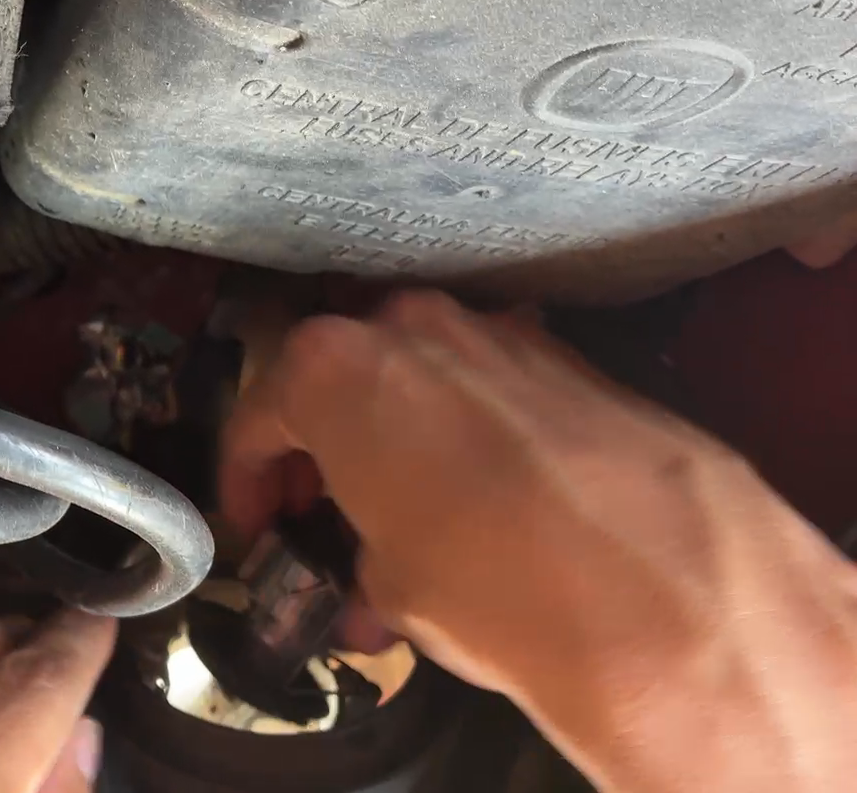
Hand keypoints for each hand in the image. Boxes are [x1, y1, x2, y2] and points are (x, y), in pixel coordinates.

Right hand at [221, 290, 856, 792]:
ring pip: (405, 375)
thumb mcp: (384, 583)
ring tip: (399, 505)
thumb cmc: (493, 586)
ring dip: (384, 433)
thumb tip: (361, 584)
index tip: (252, 522)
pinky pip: (480, 384)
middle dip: (312, 449)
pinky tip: (479, 491)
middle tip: (314, 511)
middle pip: (328, 382)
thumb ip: (353, 555)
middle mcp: (400, 324)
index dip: (243, 480)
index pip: (254, 418)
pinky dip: (457, 428)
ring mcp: (490, 331)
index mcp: (328, 365)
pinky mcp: (569, 356)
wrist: (694, 614)